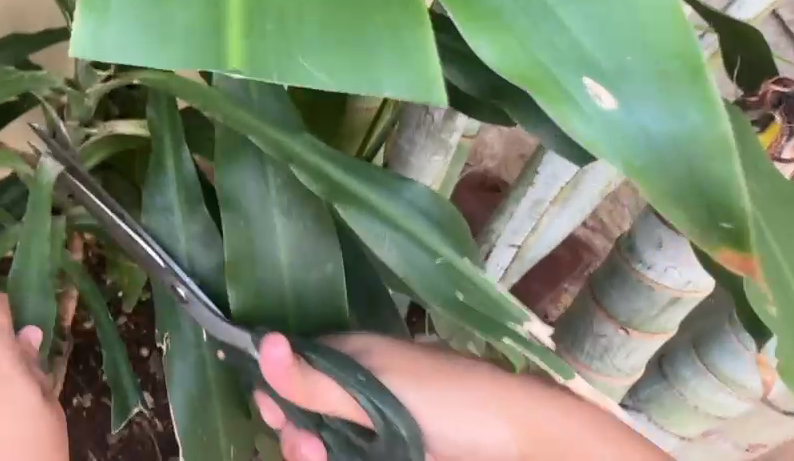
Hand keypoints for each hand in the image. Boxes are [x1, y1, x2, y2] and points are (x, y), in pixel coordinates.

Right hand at [254, 333, 666, 460]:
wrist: (535, 448)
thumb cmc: (452, 403)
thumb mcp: (377, 387)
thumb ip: (315, 377)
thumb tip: (258, 343)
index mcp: (347, 360)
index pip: (290, 372)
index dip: (275, 393)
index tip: (276, 416)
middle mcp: (357, 393)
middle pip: (304, 414)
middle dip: (294, 435)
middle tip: (307, 449)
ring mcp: (379, 432)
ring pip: (328, 445)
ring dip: (313, 454)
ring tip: (320, 458)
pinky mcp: (398, 458)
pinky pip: (355, 457)